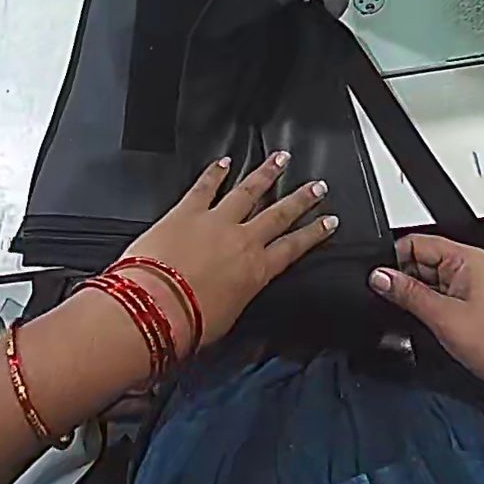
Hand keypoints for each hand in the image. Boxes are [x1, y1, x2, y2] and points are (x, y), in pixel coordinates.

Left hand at [117, 152, 337, 350]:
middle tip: (317, 185)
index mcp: (256, 270)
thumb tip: (237, 300)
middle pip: (279, 213)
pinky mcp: (186, 211)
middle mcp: (241, 240)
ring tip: (281, 159)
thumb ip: (238, 301)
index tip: (329, 221)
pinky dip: (215, 172)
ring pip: (248, 190)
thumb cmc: (187, 323)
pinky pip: (205, 186)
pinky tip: (224, 161)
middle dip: (301, 198)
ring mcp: (215, 221)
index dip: (313, 233)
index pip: (293, 247)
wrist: (154, 307)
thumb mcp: (226, 321)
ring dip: (266, 173)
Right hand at [368, 235, 483, 394]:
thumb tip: (379, 276)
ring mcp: (471, 285)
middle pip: (419, 261)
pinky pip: (439, 297)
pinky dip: (430, 309)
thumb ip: (406, 293)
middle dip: (405, 282)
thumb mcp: (443, 316)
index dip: (393, 261)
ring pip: (427, 281)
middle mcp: (470, 266)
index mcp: (466, 257)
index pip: (414, 242)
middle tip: (403, 306)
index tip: (381, 282)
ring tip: (425, 320)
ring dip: (418, 299)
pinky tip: (434, 326)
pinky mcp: (471, 304)